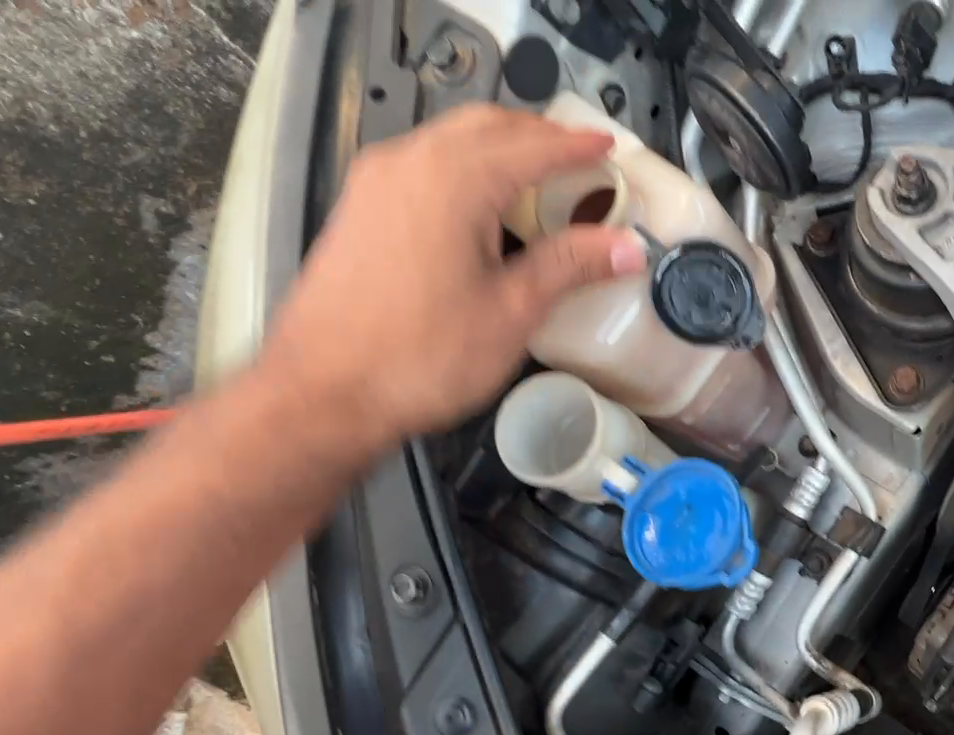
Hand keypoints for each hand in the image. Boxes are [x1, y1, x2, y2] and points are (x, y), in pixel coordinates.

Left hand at [262, 104, 645, 445]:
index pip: (530, 146)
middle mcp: (408, 166)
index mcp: (452, 182)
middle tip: (584, 157)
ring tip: (546, 178)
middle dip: (540, 135)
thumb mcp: (513, 311)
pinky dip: (471, 168)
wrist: (326, 389)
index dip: (577, 147)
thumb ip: (570, 266)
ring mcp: (377, 184)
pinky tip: (493, 205)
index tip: (610, 148)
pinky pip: (428, 166)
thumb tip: (627, 246)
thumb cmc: (420, 355)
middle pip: (486, 126)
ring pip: (453, 141)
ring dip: (504, 149)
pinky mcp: (364, 209)